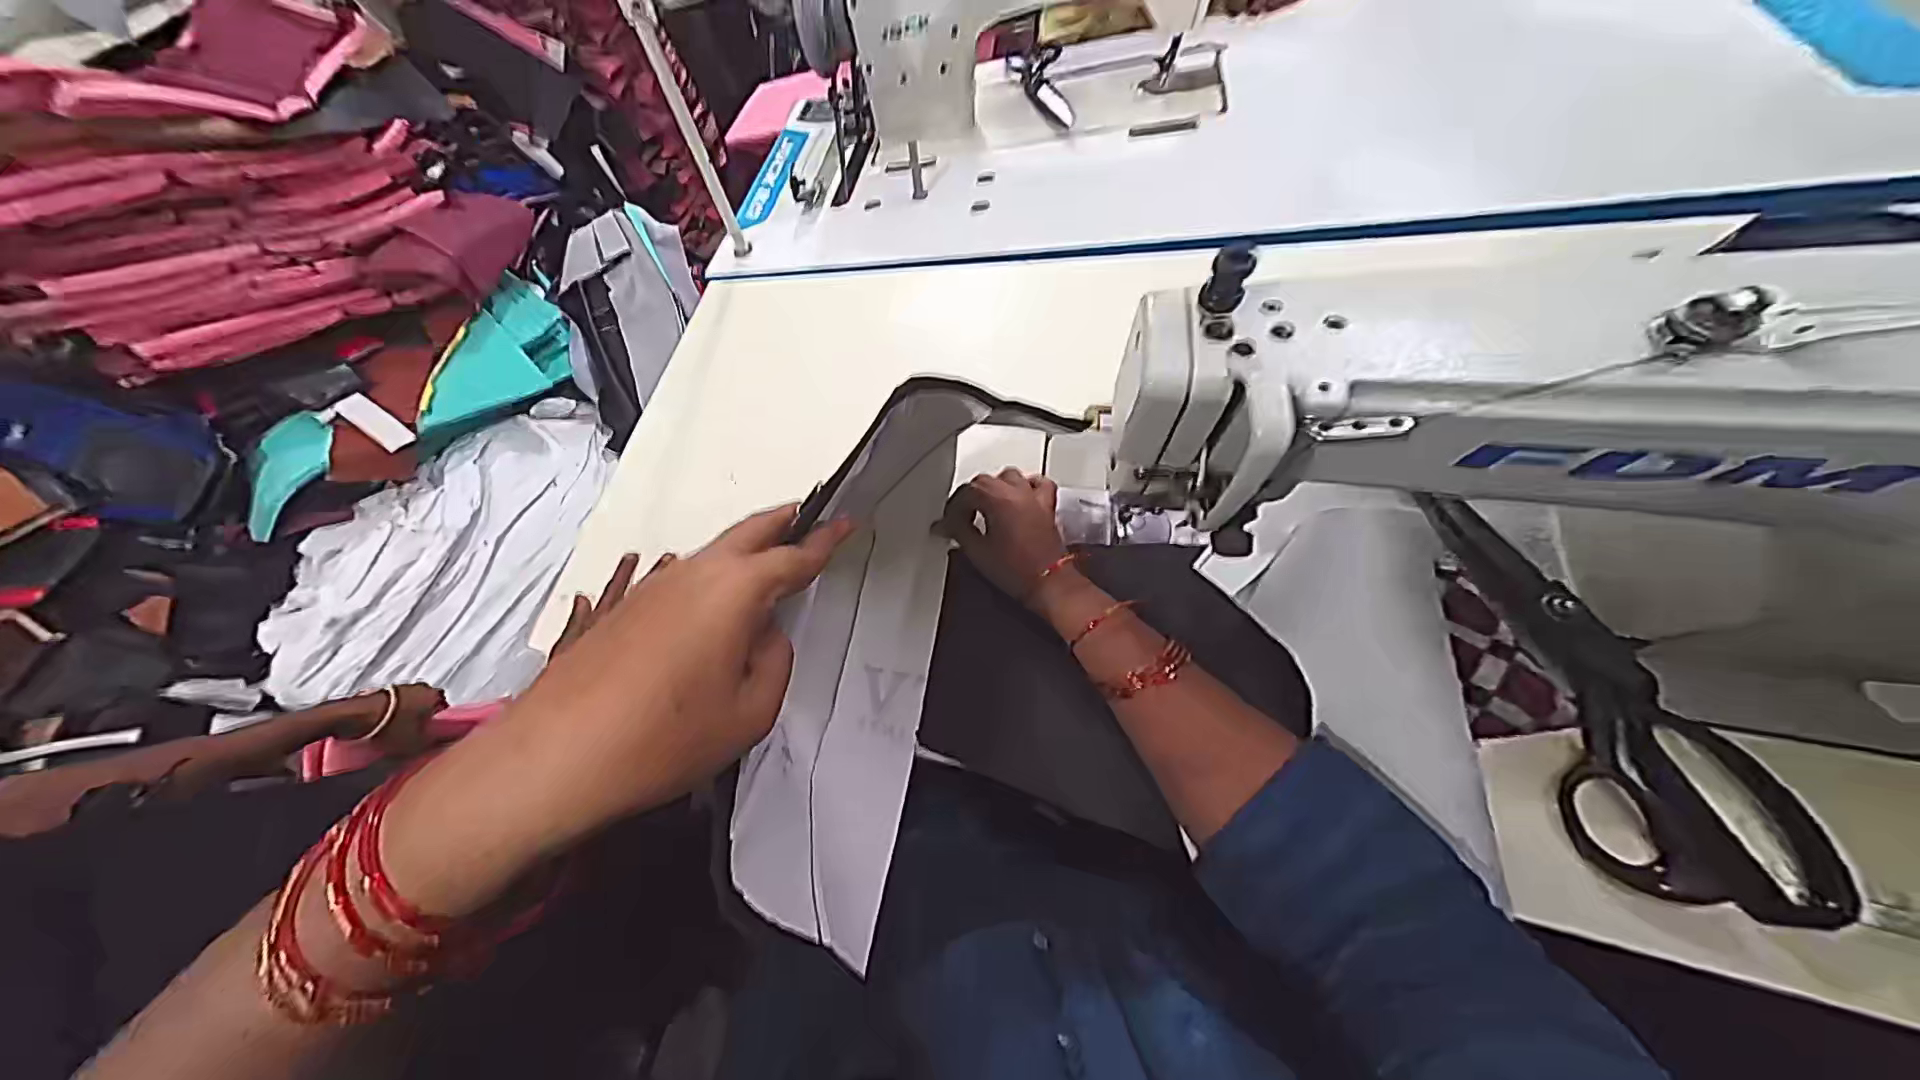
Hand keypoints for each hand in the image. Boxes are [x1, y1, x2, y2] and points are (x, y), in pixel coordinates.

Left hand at [339, 684, 447, 757]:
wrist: (353, 717)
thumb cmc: (392, 728)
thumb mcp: (419, 742)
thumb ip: (438, 740)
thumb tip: (452, 740)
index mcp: (437, 696)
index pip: (447, 710)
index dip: (439, 724)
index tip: (431, 735)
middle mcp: (423, 687)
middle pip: (428, 704)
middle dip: (423, 716)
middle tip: (414, 733)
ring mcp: (400, 686)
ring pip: (411, 702)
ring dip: (406, 713)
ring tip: (395, 731)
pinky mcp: (381, 689)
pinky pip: (393, 702)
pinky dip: (390, 712)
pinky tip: (382, 725)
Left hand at [377, 505, 855, 913]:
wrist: (553, 758)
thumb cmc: (660, 739)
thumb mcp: (750, 713)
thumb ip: (775, 662)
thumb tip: (766, 637)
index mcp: (734, 592)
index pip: (793, 557)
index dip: (825, 540)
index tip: (844, 523)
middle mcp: (693, 575)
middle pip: (749, 531)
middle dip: (784, 520)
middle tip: (809, 517)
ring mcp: (653, 587)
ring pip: (713, 552)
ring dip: (746, 549)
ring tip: (768, 562)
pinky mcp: (625, 607)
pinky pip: (682, 576)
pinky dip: (711, 575)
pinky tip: (712, 601)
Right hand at [940, 468, 1068, 606]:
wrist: (1048, 583)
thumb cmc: (1017, 570)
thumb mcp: (976, 551)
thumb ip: (958, 530)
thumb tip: (947, 524)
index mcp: (997, 499)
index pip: (966, 493)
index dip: (952, 508)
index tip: (947, 522)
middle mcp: (1017, 492)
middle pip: (985, 482)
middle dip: (969, 497)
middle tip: (960, 516)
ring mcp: (1034, 498)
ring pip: (1009, 478)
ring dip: (994, 488)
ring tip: (985, 506)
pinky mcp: (1047, 507)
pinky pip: (1036, 485)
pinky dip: (1025, 487)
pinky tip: (1017, 498)